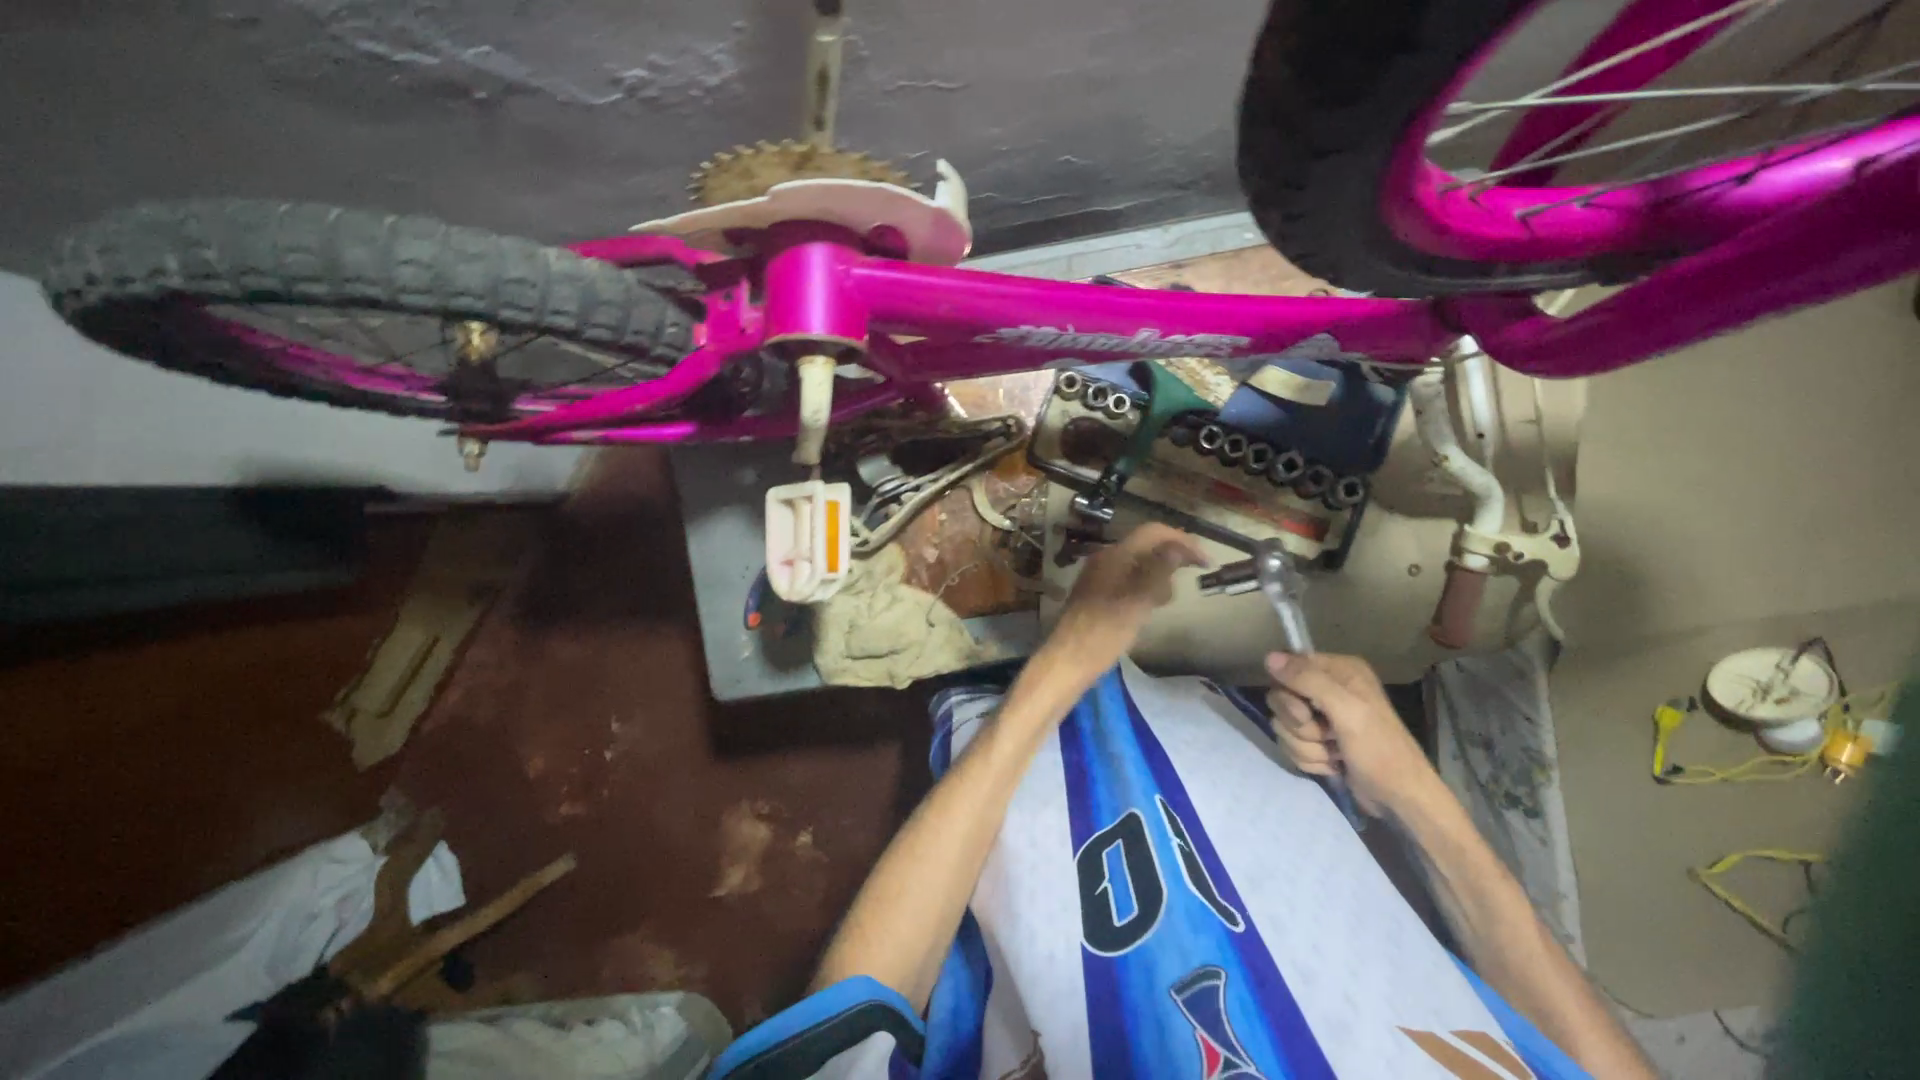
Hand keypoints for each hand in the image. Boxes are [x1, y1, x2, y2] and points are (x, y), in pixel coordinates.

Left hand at [1043, 523, 1209, 683]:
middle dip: (1172, 558)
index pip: (1153, 532)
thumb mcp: (1138, 600)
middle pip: (1146, 546)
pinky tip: (1150, 606)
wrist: (1069, 660)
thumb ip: (1158, 570)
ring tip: (1165, 600)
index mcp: (1114, 555)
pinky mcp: (1097, 593)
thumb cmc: (1105, 631)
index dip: (1182, 541)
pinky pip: (1128, 580)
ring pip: (1139, 564)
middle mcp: (1105, 559)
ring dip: (1159, 575)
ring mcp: (1099, 575)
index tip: (1205, 562)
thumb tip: (1177, 546)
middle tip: (1193, 575)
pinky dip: (1145, 587)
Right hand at [1264, 651, 1443, 818]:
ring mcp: (1323, 717)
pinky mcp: (1319, 741)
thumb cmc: (1379, 750)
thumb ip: (1308, 680)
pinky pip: (1292, 744)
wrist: (1399, 797)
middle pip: (1281, 699)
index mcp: (1340, 671)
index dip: (1290, 694)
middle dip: (1299, 726)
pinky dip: (1311, 759)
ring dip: (1307, 746)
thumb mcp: (1347, 710)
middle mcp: (1329, 688)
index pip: (1289, 667)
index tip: (1306, 713)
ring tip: (1335, 754)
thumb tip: (1269, 656)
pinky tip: (1333, 764)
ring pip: (1284, 725)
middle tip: (1328, 736)